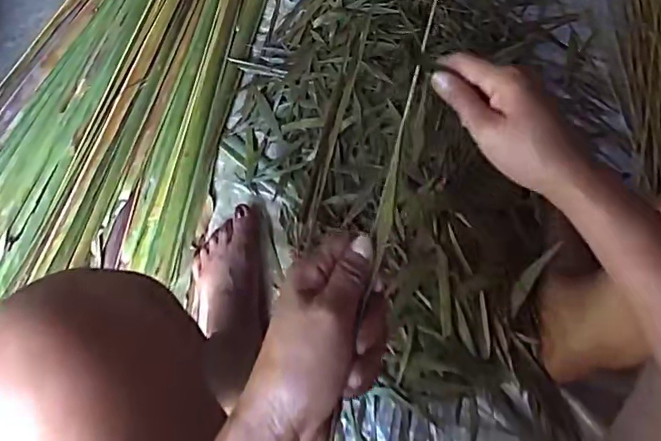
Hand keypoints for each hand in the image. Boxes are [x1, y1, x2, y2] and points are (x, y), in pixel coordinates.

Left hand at [228, 233, 389, 440]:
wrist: (286, 427)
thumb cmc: (303, 362)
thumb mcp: (330, 313)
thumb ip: (352, 276)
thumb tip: (366, 238)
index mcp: (311, 275)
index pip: (347, 246)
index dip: (366, 262)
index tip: (374, 286)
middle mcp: (322, 295)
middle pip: (367, 287)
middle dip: (370, 318)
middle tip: (356, 338)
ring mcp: (331, 328)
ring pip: (371, 322)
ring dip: (367, 349)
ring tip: (347, 369)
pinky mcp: (340, 357)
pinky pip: (367, 352)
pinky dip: (362, 370)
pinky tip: (346, 385)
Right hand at [431, 53, 595, 199]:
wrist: (575, 177)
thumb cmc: (526, 156)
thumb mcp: (486, 131)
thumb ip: (461, 100)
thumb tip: (437, 75)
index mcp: (505, 77)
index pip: (463, 61)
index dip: (442, 68)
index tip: (426, 84)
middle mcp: (519, 72)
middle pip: (478, 70)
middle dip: (460, 85)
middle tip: (448, 112)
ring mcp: (532, 84)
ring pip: (491, 81)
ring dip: (477, 95)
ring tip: (468, 120)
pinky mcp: (539, 98)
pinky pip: (505, 91)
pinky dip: (493, 102)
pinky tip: (492, 124)